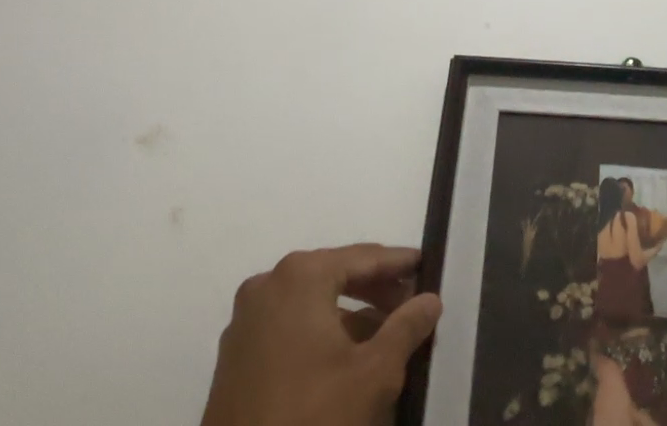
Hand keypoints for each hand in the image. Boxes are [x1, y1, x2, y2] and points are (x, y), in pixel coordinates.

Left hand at [201, 244, 442, 425]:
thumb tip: (430, 299)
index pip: (362, 257)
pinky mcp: (236, 354)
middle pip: (334, 274)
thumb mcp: (375, 372)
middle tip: (411, 304)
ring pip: (311, 301)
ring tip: (387, 335)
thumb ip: (406, 327)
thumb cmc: (314, 413)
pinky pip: (289, 324)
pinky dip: (321, 330)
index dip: (398, 263)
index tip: (427, 265)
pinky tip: (348, 356)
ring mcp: (246, 320)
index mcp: (300, 277)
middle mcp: (268, 286)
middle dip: (375, 289)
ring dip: (350, 313)